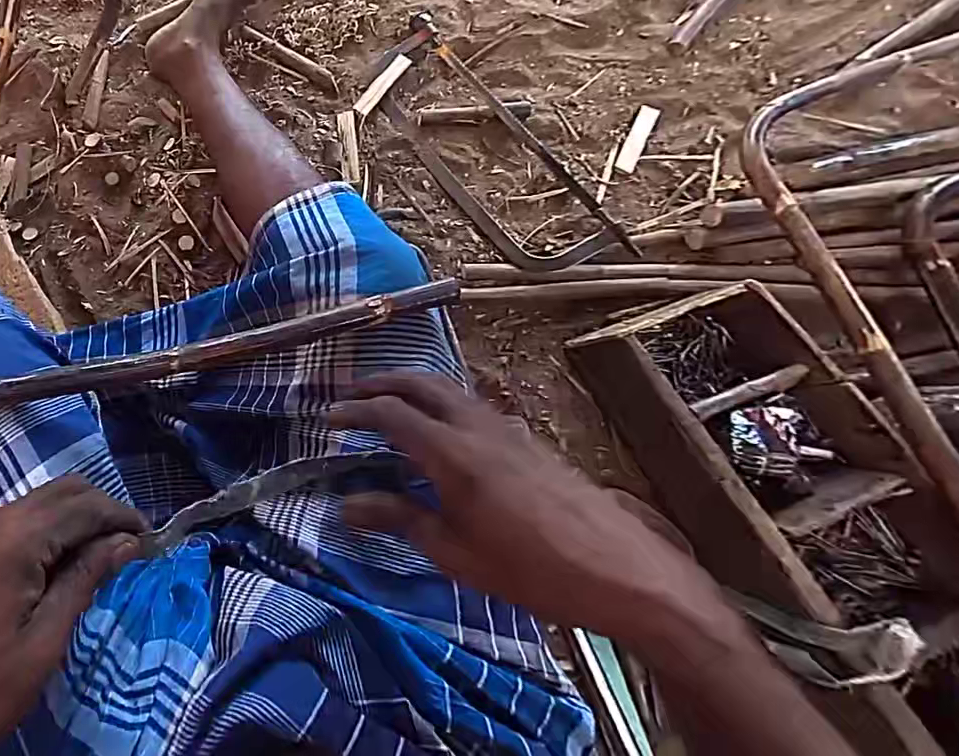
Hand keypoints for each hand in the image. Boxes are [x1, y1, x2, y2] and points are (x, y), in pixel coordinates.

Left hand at [0, 476, 145, 755]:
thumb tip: (126, 543)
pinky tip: (66, 560)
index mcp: (17, 537)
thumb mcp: (42, 644)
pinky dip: (53, 528)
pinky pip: (22, 519)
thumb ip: (84, 582)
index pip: (85, 506)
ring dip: (79, 517)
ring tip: (108, 553)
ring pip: (43, 501)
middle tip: (134, 545)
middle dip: (104, 509)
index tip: (154, 540)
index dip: (123, 517)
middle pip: (64, 490)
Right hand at [328, 372, 734, 643]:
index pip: (390, 412)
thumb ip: (399, 518)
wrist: (630, 577)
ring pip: (448, 388)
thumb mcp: (455, 553)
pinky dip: (440, 401)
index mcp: (451, 452)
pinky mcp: (527, 440)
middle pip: (419, 382)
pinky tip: (441, 428)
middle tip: (352, 393)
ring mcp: (506, 429)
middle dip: (380, 382)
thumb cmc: (533, 570)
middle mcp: (476, 427)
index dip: (355, 409)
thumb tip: (346, 506)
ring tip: (389, 401)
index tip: (329, 417)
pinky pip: (471, 404)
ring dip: (411, 386)